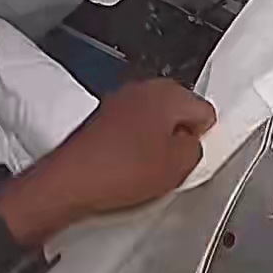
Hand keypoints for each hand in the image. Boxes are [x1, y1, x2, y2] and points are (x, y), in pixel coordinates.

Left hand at [0, 79, 212, 242]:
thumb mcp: (178, 166)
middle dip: (178, 134)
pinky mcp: (102, 116)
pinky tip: (127, 166)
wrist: (67, 183)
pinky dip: (132, 143)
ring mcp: (121, 100)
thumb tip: (190, 144)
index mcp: (169, 93)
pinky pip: (131, 127)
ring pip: (154, 118)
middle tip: (170, 162)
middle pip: (179, 110)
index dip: (201, 136)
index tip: (191, 152)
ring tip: (145, 168)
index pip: (204, 110)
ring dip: (154, 139)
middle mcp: (144, 89)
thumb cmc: (117, 170)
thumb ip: (196, 148)